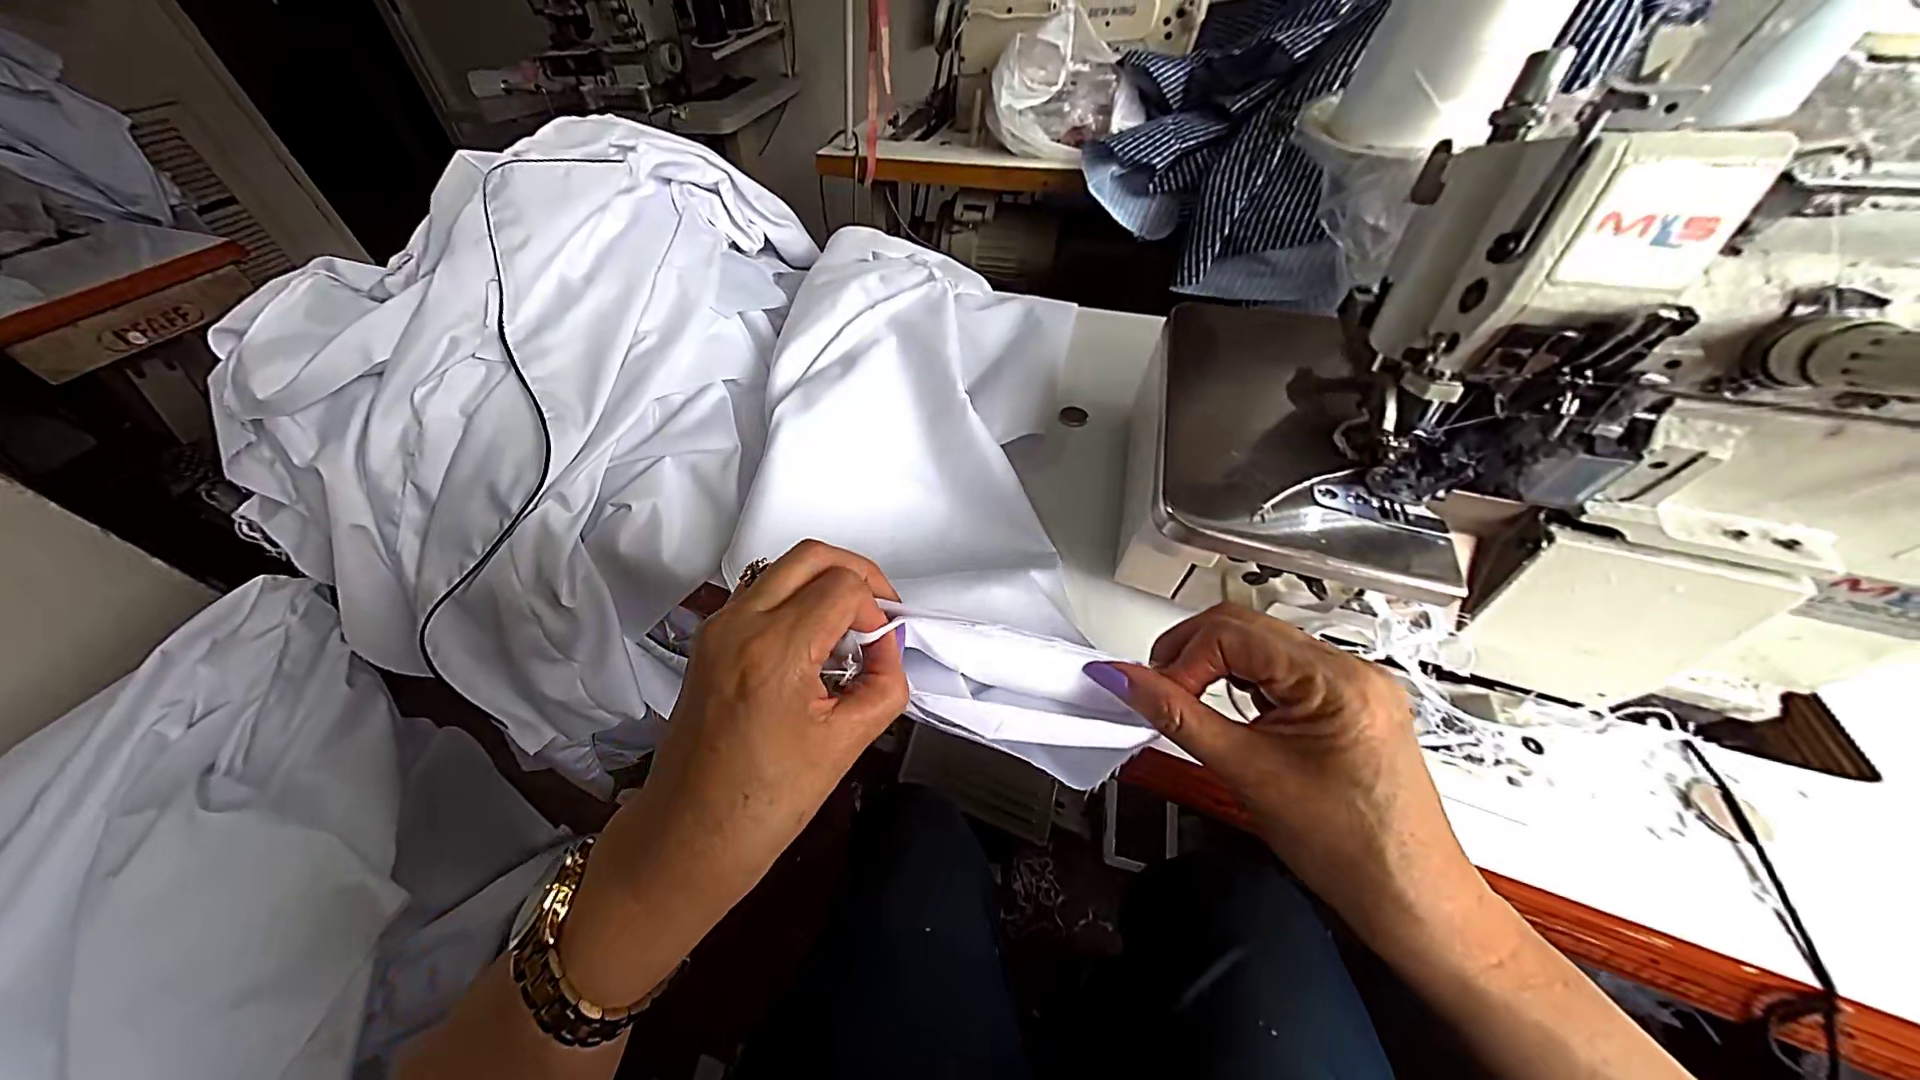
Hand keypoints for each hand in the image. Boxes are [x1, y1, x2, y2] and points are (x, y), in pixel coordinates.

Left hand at [562, 540, 908, 1004]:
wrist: (689, 835)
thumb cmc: (763, 803)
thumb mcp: (849, 742)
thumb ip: (885, 681)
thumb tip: (886, 645)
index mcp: (773, 651)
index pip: (844, 587)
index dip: (876, 610)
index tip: (879, 649)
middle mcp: (738, 625)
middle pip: (812, 554)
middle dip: (857, 573)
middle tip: (878, 609)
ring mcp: (717, 627)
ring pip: (784, 566)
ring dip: (825, 582)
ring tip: (847, 629)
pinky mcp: (709, 638)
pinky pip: (763, 590)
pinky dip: (798, 598)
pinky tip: (813, 641)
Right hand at [1086, 603, 1486, 950]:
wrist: (1412, 902)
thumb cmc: (1354, 852)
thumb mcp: (1246, 774)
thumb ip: (1177, 717)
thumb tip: (1128, 679)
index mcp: (1337, 681)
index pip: (1231, 634)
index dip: (1181, 660)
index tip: (1153, 691)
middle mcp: (1352, 671)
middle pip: (1243, 626)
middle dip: (1190, 651)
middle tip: (1158, 688)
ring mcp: (1352, 684)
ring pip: (1259, 643)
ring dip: (1213, 664)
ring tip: (1187, 700)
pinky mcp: (1345, 701)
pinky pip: (1279, 668)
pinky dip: (1240, 680)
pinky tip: (1226, 708)